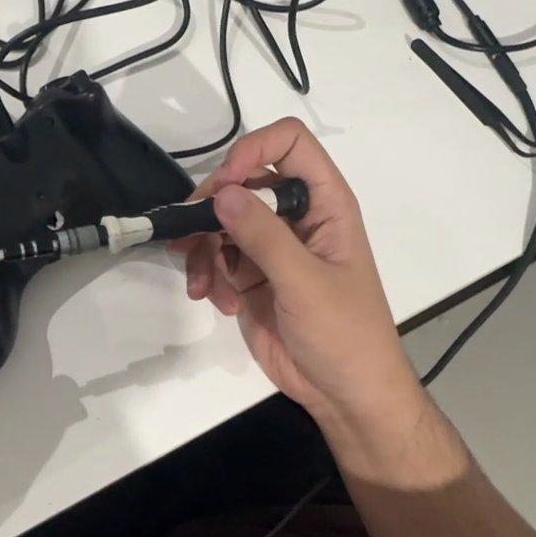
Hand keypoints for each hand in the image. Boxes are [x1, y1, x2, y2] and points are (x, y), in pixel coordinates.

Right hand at [174, 118, 426, 439]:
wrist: (342, 391)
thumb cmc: (343, 332)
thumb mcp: (304, 282)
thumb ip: (263, 236)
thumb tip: (222, 193)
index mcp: (324, 205)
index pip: (289, 145)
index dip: (253, 151)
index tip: (224, 186)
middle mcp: (295, 219)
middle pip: (242, 184)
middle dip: (212, 208)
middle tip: (192, 235)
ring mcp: (270, 250)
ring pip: (220, 224)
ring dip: (202, 251)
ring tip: (202, 286)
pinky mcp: (250, 279)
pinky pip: (216, 261)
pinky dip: (207, 277)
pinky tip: (215, 302)